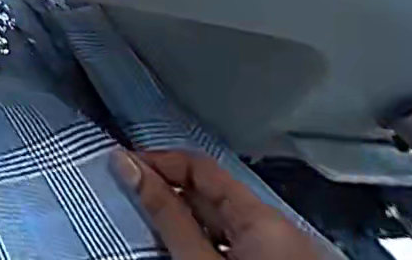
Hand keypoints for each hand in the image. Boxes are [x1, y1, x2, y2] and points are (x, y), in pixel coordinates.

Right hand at [115, 151, 338, 259]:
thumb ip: (162, 210)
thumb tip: (126, 163)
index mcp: (266, 221)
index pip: (198, 165)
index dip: (155, 162)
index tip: (123, 170)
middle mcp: (284, 234)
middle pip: (210, 195)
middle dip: (167, 196)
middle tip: (131, 204)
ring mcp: (289, 259)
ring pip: (221, 224)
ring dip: (183, 224)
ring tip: (155, 236)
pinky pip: (237, 248)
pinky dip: (205, 247)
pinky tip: (184, 257)